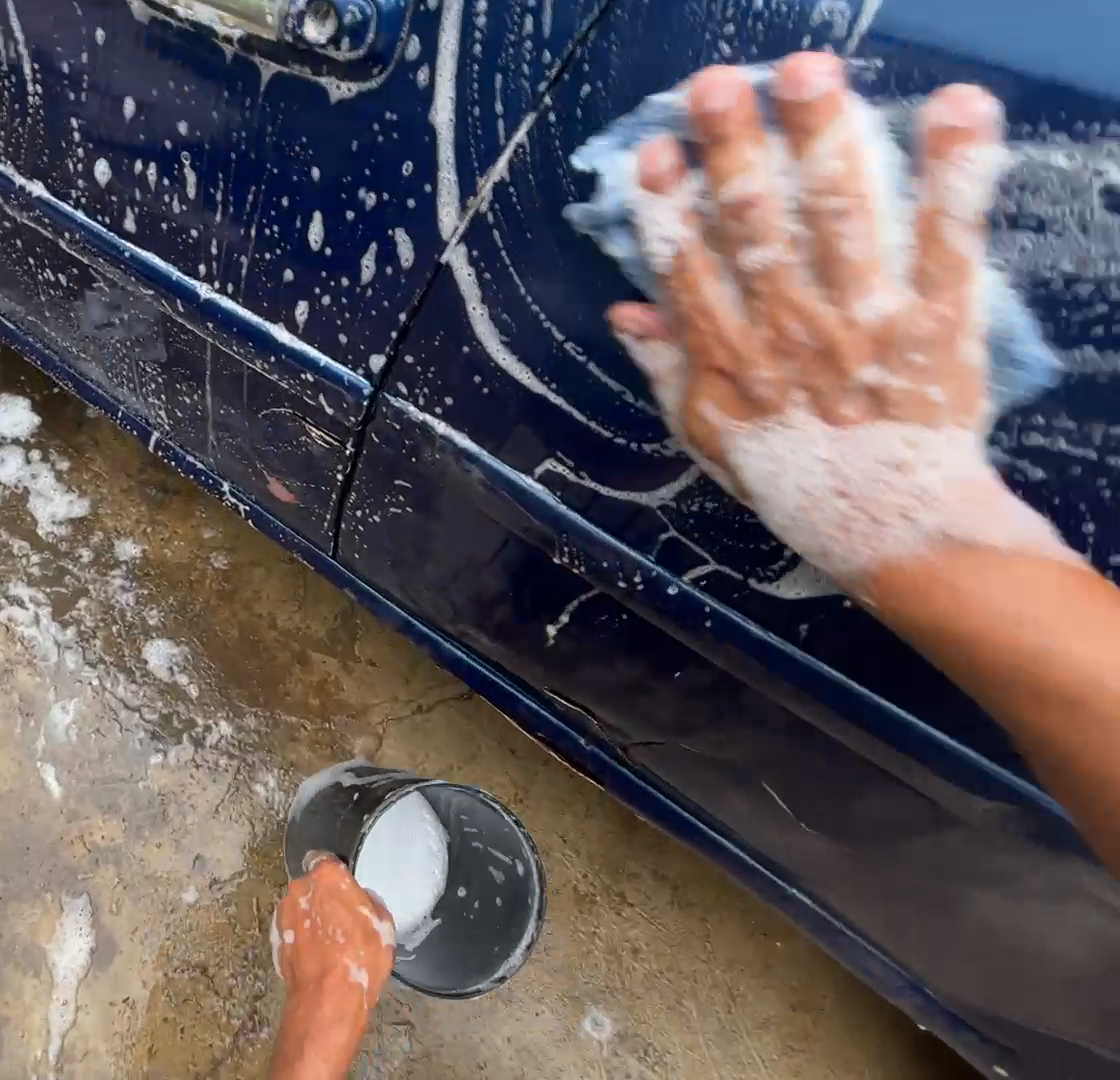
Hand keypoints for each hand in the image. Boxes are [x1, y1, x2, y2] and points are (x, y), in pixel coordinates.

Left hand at [267, 853, 395, 1079]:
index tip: (343, 888)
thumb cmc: (359, 958)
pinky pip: (291, 928)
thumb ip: (370, 902)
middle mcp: (300, 886)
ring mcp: (284, 910)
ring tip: (328, 944)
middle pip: (313, 885)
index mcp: (327, 876)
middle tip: (340, 921)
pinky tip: (315, 956)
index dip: (336, 874)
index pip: (327, 860)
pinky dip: (300, 936)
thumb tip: (362, 901)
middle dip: (324, 898)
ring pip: (300, 906)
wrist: (326, 997)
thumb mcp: (383, 926)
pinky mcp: (274, 933)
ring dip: (311, 918)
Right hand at [605, 53, 1070, 595]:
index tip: (653, 152)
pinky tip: (954, 104)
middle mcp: (785, 327)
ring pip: (839, 216)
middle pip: (754, 227)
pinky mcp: (939, 315)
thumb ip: (663, 364)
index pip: (686, 269)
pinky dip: (954, 170)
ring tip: (808, 70)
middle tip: (716, 83)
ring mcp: (863, 317)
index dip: (666, 207)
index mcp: (724, 357)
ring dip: (824, 138)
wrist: (885, 520)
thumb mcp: (699, 428)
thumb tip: (623, 307)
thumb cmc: (780, 471)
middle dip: (733, 151)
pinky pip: (946, 236)